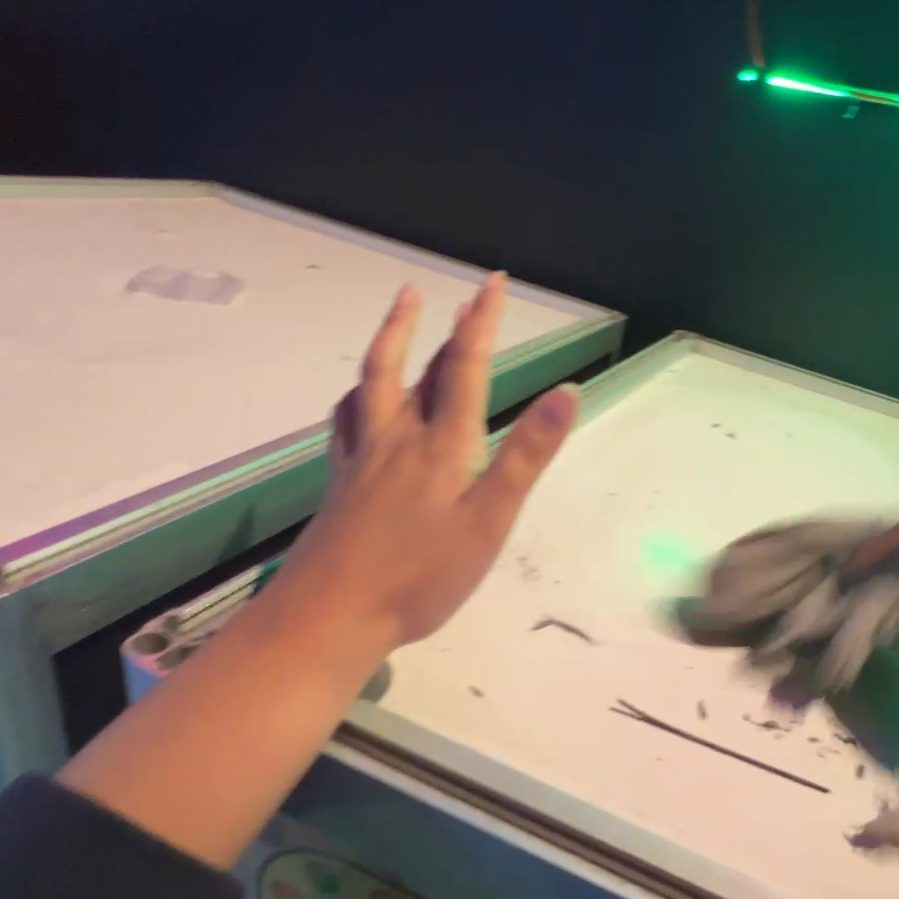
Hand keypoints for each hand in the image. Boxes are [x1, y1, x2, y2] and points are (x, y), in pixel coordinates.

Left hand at [256, 274, 578, 653]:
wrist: (332, 614)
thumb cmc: (422, 575)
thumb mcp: (490, 520)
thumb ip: (526, 455)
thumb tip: (566, 391)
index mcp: (443, 446)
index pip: (465, 369)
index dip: (481, 324)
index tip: (493, 283)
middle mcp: (400, 438)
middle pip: (424, 368)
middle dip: (450, 327)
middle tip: (465, 293)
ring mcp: (364, 457)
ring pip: (377, 382)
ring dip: (394, 340)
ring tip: (402, 308)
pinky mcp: (340, 481)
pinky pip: (346, 420)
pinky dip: (357, 393)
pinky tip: (357, 395)